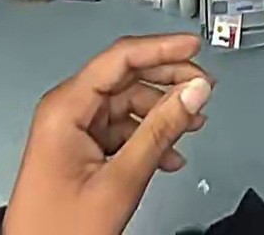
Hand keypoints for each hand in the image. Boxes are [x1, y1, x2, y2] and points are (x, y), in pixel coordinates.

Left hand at [4, 33, 213, 234]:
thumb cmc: (60, 234)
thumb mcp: (119, 182)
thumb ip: (160, 131)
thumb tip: (193, 91)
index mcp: (66, 105)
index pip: (121, 57)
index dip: (162, 48)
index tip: (193, 47)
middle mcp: (67, 108)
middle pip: (126, 76)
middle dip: (168, 79)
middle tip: (203, 84)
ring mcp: (72, 129)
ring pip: (127, 102)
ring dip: (162, 112)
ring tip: (194, 121)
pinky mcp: (80, 149)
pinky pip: (120, 128)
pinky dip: (148, 136)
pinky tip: (171, 153)